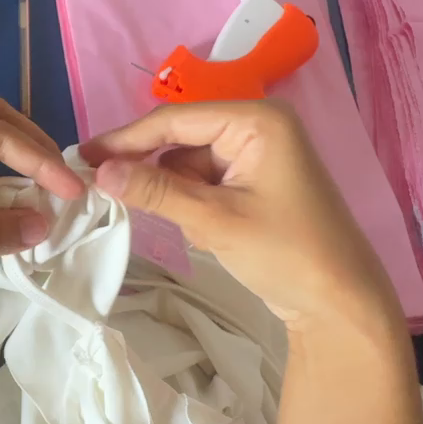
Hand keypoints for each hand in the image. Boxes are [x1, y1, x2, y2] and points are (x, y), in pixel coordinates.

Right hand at [80, 100, 401, 333]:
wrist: (339, 304)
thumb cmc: (285, 253)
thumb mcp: (213, 220)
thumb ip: (154, 191)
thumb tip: (99, 172)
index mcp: (255, 120)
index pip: (174, 119)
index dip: (125, 139)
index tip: (84, 156)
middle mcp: (255, 126)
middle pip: (179, 138)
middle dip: (149, 166)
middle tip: (100, 184)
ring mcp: (254, 153)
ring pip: (186, 162)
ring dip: (171, 190)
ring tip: (173, 220)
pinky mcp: (251, 180)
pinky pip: (202, 180)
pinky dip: (189, 202)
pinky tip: (197, 228)